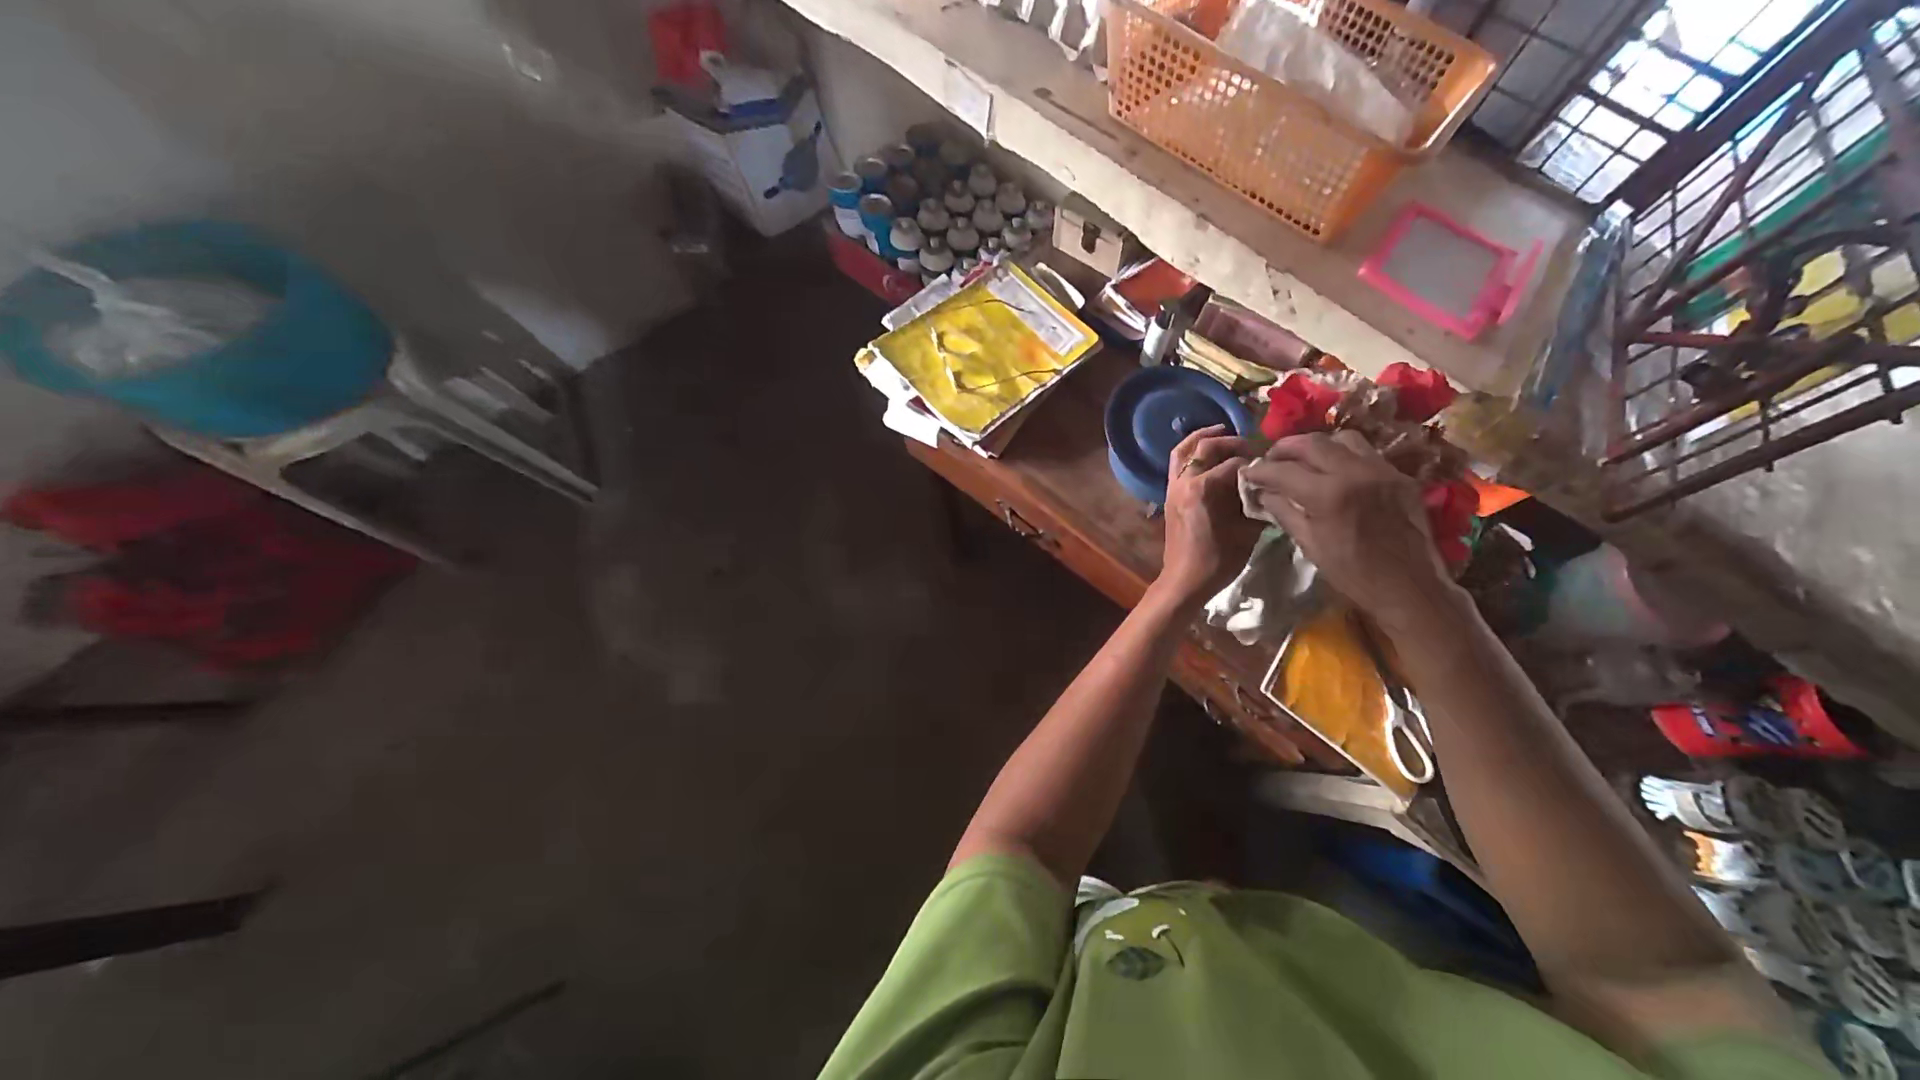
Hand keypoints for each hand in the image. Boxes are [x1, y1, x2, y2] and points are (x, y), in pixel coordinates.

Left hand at [1156, 425, 1260, 607]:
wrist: (1185, 580)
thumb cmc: (1218, 560)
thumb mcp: (1247, 532)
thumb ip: (1257, 503)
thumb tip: (1268, 486)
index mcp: (1203, 489)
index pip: (1234, 462)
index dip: (1254, 460)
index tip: (1269, 463)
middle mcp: (1185, 481)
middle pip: (1206, 446)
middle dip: (1231, 441)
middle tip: (1250, 446)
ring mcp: (1173, 486)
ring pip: (1184, 449)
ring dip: (1204, 437)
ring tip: (1224, 431)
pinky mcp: (1169, 493)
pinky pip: (1177, 462)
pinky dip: (1191, 450)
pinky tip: (1208, 450)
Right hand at [1239, 430, 1458, 630]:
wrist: (1409, 587)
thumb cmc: (1352, 573)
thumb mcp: (1309, 544)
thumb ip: (1283, 511)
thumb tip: (1263, 493)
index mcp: (1329, 494)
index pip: (1283, 470)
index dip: (1260, 470)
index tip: (1247, 472)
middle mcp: (1356, 472)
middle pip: (1312, 443)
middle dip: (1285, 449)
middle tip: (1271, 461)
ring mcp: (1382, 471)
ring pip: (1342, 439)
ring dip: (1317, 446)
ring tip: (1304, 461)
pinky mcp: (1399, 476)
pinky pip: (1367, 453)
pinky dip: (1344, 456)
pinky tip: (1335, 472)